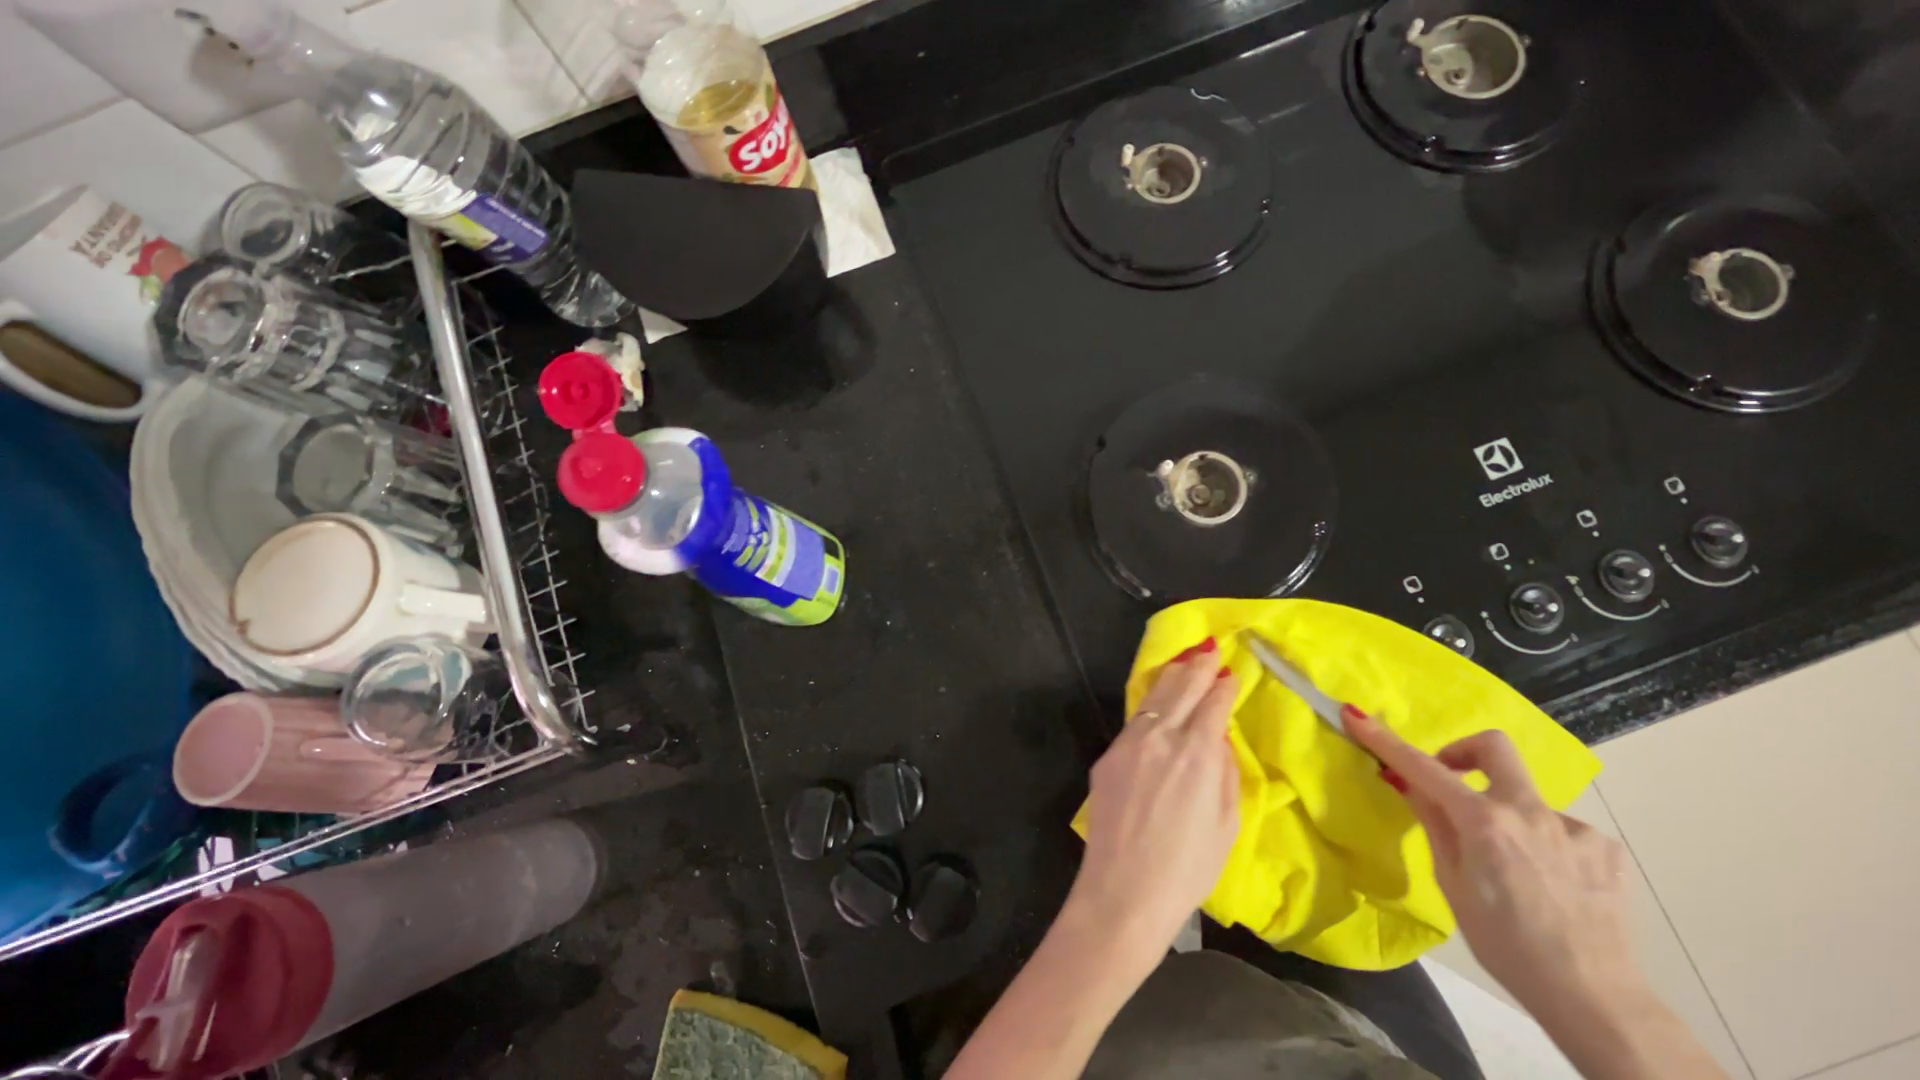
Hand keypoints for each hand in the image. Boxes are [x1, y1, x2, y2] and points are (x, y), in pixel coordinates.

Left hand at [1071, 639, 1240, 953]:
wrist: (1123, 892)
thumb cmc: (1187, 870)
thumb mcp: (1227, 825)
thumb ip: (1226, 773)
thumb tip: (1221, 740)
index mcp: (1198, 754)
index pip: (1214, 704)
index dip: (1224, 686)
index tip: (1231, 673)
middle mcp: (1161, 738)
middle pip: (1181, 689)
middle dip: (1198, 667)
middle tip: (1209, 649)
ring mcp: (1129, 745)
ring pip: (1153, 699)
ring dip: (1172, 677)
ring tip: (1185, 662)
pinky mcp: (1107, 758)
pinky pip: (1135, 721)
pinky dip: (1150, 703)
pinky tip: (1157, 701)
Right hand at [1345, 710, 1641, 1012]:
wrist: (1593, 995)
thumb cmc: (1505, 945)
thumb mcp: (1453, 886)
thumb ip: (1435, 825)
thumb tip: (1409, 782)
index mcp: (1485, 822)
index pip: (1425, 768)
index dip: (1386, 740)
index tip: (1358, 716)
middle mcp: (1531, 811)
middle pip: (1494, 747)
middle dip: (1465, 752)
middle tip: (1453, 785)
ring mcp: (1575, 827)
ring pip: (1529, 805)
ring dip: (1510, 823)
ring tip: (1515, 876)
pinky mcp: (1606, 848)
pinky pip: (1564, 834)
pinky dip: (1547, 850)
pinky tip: (1551, 889)